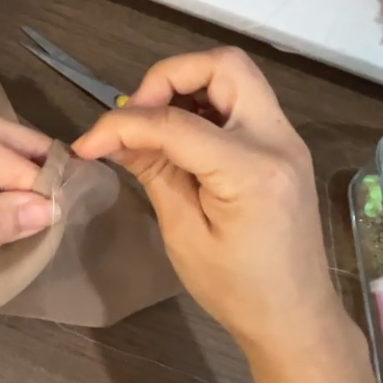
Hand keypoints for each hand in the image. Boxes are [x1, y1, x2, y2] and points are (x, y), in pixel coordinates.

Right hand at [72, 48, 340, 355]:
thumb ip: (153, 171)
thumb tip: (112, 137)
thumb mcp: (182, 233)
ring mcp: (284, 139)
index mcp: (250, 170)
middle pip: (223, 65)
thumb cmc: (236, 288)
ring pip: (233, 75)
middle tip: (137, 116)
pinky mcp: (280, 146)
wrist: (294, 317)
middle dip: (167, 78)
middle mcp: (276, 140)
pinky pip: (239, 101)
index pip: (174, 122)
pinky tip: (176, 139)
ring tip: (152, 127)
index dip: (121, 125)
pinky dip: (201, 105)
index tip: (87, 144)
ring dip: (185, 87)